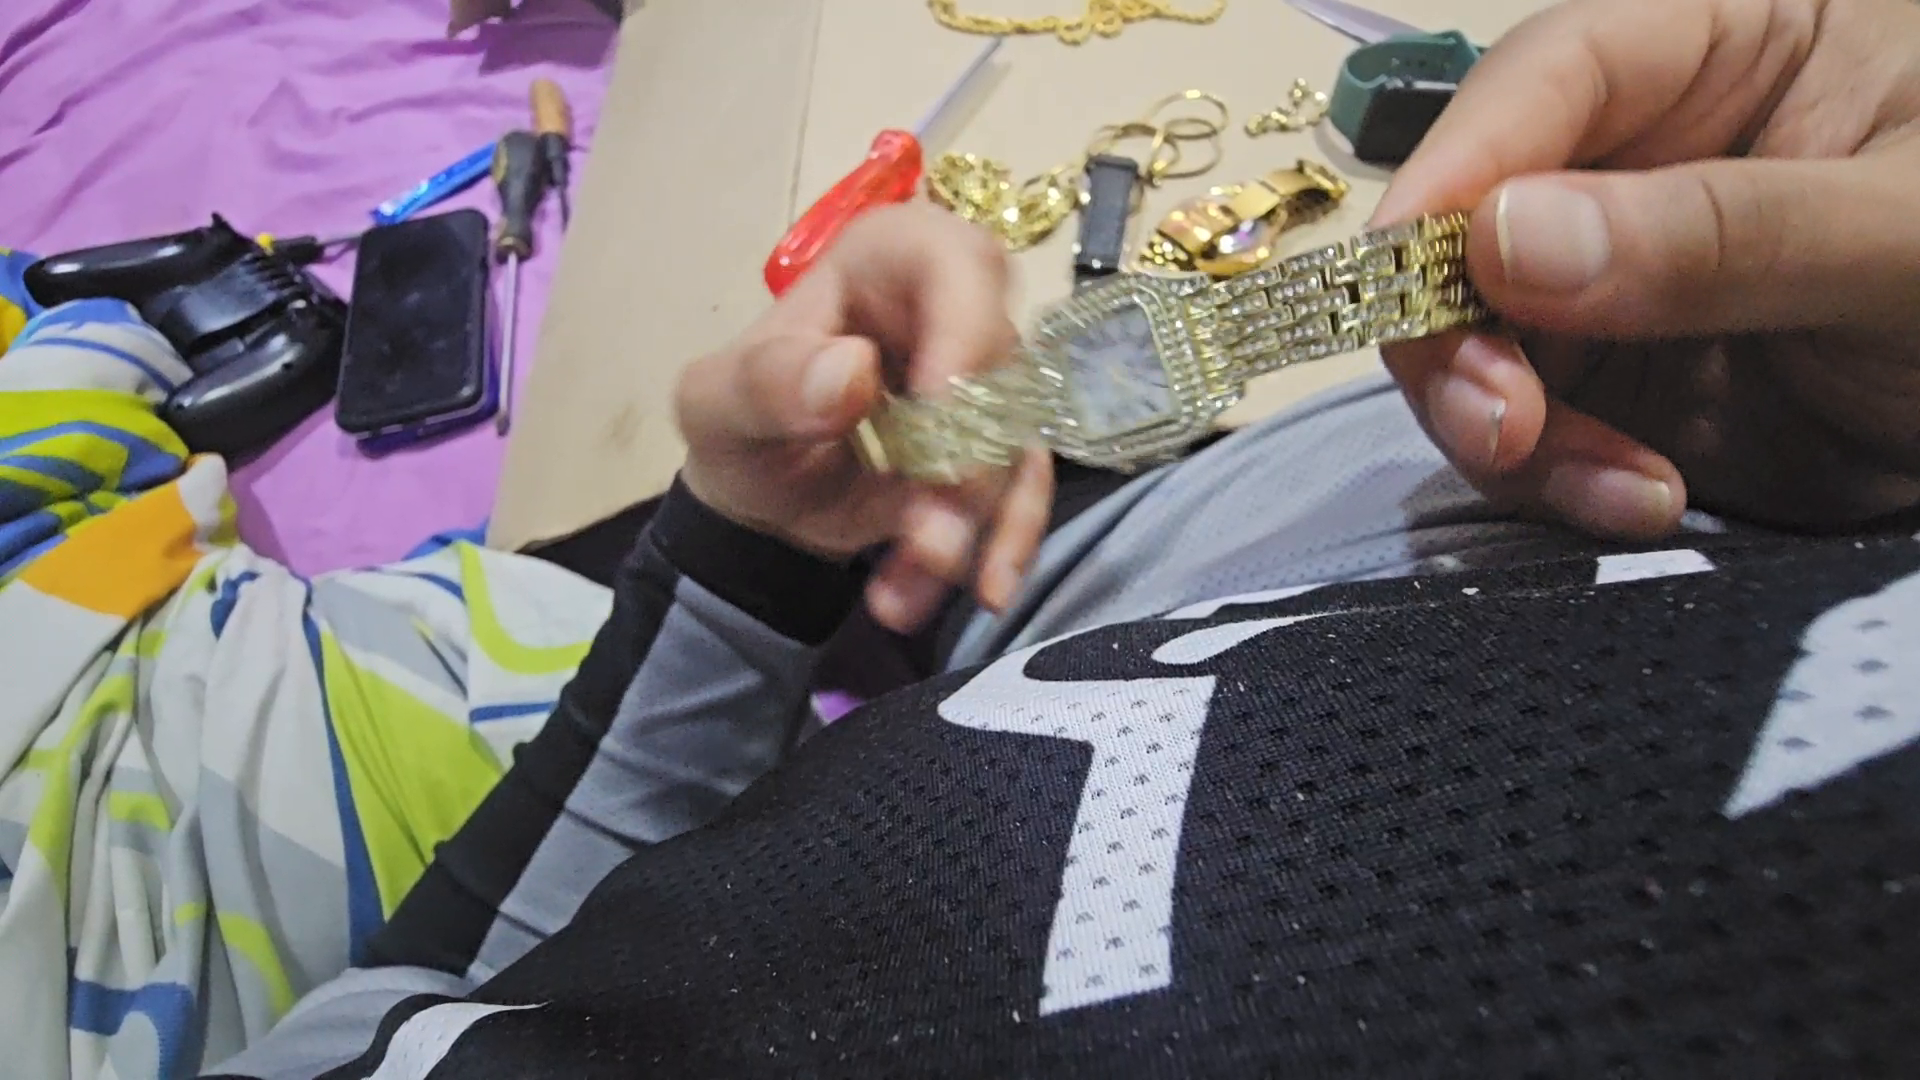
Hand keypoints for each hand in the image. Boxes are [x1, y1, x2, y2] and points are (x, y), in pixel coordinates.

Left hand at [675, 203, 1053, 633]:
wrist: (769, 496)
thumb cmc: (742, 428)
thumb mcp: (720, 406)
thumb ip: (765, 383)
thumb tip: (855, 374)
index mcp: (885, 265)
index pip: (954, 264)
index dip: (965, 332)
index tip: (939, 412)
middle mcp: (951, 316)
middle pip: (1001, 371)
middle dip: (968, 469)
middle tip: (925, 542)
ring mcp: (982, 389)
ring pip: (1016, 446)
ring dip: (977, 527)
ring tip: (908, 594)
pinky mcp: (994, 453)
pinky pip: (1023, 493)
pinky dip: (1005, 545)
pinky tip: (986, 591)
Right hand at [1373, 0, 1919, 537]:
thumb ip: (1720, 231)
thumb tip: (1499, 239)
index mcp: (1725, 58)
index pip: (1547, 81)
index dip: (1454, 171)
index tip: (1400, 280)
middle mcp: (1620, 171)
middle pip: (1455, 241)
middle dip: (1456, 347)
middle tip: (1501, 429)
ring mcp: (1579, 288)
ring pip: (1455, 352)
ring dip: (1502, 435)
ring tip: (1617, 492)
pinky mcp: (1572, 380)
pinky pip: (1500, 428)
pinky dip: (1543, 478)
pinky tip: (1633, 501)